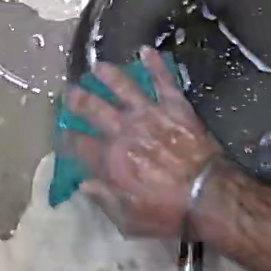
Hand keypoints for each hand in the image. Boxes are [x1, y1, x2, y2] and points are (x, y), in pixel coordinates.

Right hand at [65, 47, 222, 239]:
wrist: (208, 195)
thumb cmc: (168, 212)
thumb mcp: (129, 220)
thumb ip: (104, 200)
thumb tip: (84, 184)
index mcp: (111, 159)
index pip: (80, 145)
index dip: (68, 138)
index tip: (62, 132)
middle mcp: (124, 130)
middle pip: (94, 109)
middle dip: (78, 99)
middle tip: (69, 90)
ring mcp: (149, 114)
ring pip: (123, 87)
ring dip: (109, 75)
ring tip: (99, 66)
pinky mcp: (173, 106)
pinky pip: (163, 81)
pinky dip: (155, 64)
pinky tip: (146, 50)